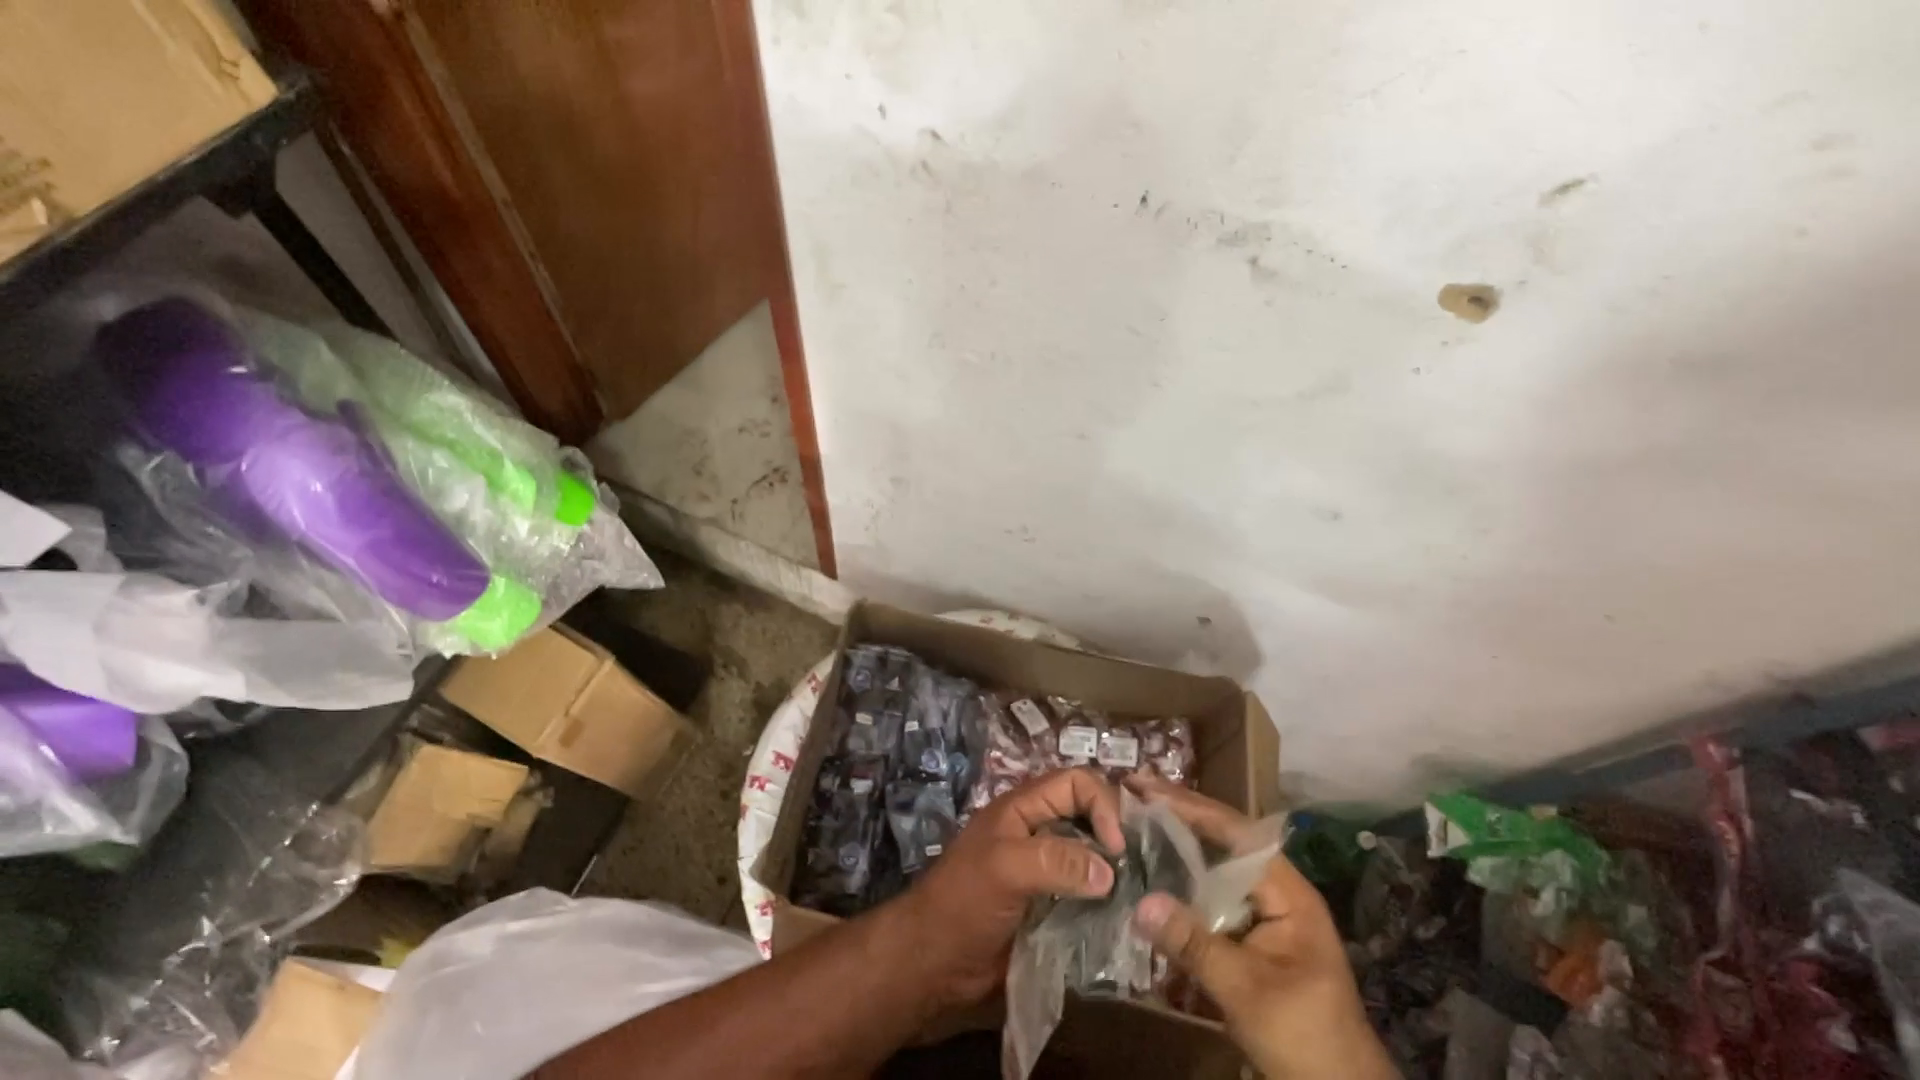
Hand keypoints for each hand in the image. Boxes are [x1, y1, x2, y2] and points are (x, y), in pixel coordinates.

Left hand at [898, 767, 1124, 1009]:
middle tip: (1141, 869)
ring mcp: (1046, 871)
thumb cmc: (963, 901)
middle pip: (1090, 816)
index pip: (1077, 783)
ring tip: (1141, 896)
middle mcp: (1039, 832)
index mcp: (1023, 808)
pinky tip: (1125, 918)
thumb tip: (1109, 873)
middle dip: (1117, 835)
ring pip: (1093, 857)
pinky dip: (1107, 902)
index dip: (1103, 805)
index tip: (1117, 846)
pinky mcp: (1052, 907)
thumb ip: (1056, 860)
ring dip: (1116, 872)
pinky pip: (1088, 895)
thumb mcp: (1004, 868)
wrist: (933, 961)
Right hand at [1125, 776, 1396, 1079]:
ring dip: (1179, 851)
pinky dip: (1183, 888)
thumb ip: (1194, 943)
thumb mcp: (1246, 989)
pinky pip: (1213, 902)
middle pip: (1225, 844)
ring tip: (1134, 827)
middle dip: (1181, 819)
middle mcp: (1277, 894)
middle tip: (1132, 796)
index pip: (1237, 833)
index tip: (1146, 787)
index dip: (1191, 807)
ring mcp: (1265, 918)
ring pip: (1217, 872)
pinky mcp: (1252, 942)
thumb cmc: (1303, 1034)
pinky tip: (1152, 883)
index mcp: (1288, 892)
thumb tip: (1141, 901)